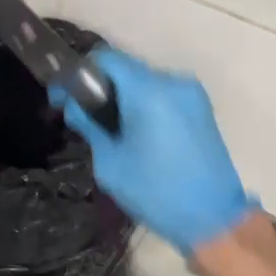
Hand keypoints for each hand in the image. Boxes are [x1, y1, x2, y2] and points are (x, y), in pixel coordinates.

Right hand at [54, 48, 257, 251]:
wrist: (211, 215)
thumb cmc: (155, 193)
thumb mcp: (111, 164)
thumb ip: (90, 127)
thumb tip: (75, 107)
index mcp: (148, 92)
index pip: (105, 59)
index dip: (79, 75)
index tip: (64, 99)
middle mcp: (172, 82)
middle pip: (126, 71)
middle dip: (101, 90)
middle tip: (83, 119)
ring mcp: (190, 93)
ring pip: (145, 84)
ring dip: (123, 101)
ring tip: (110, 132)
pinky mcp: (200, 108)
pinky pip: (162, 97)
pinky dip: (143, 108)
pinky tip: (135, 136)